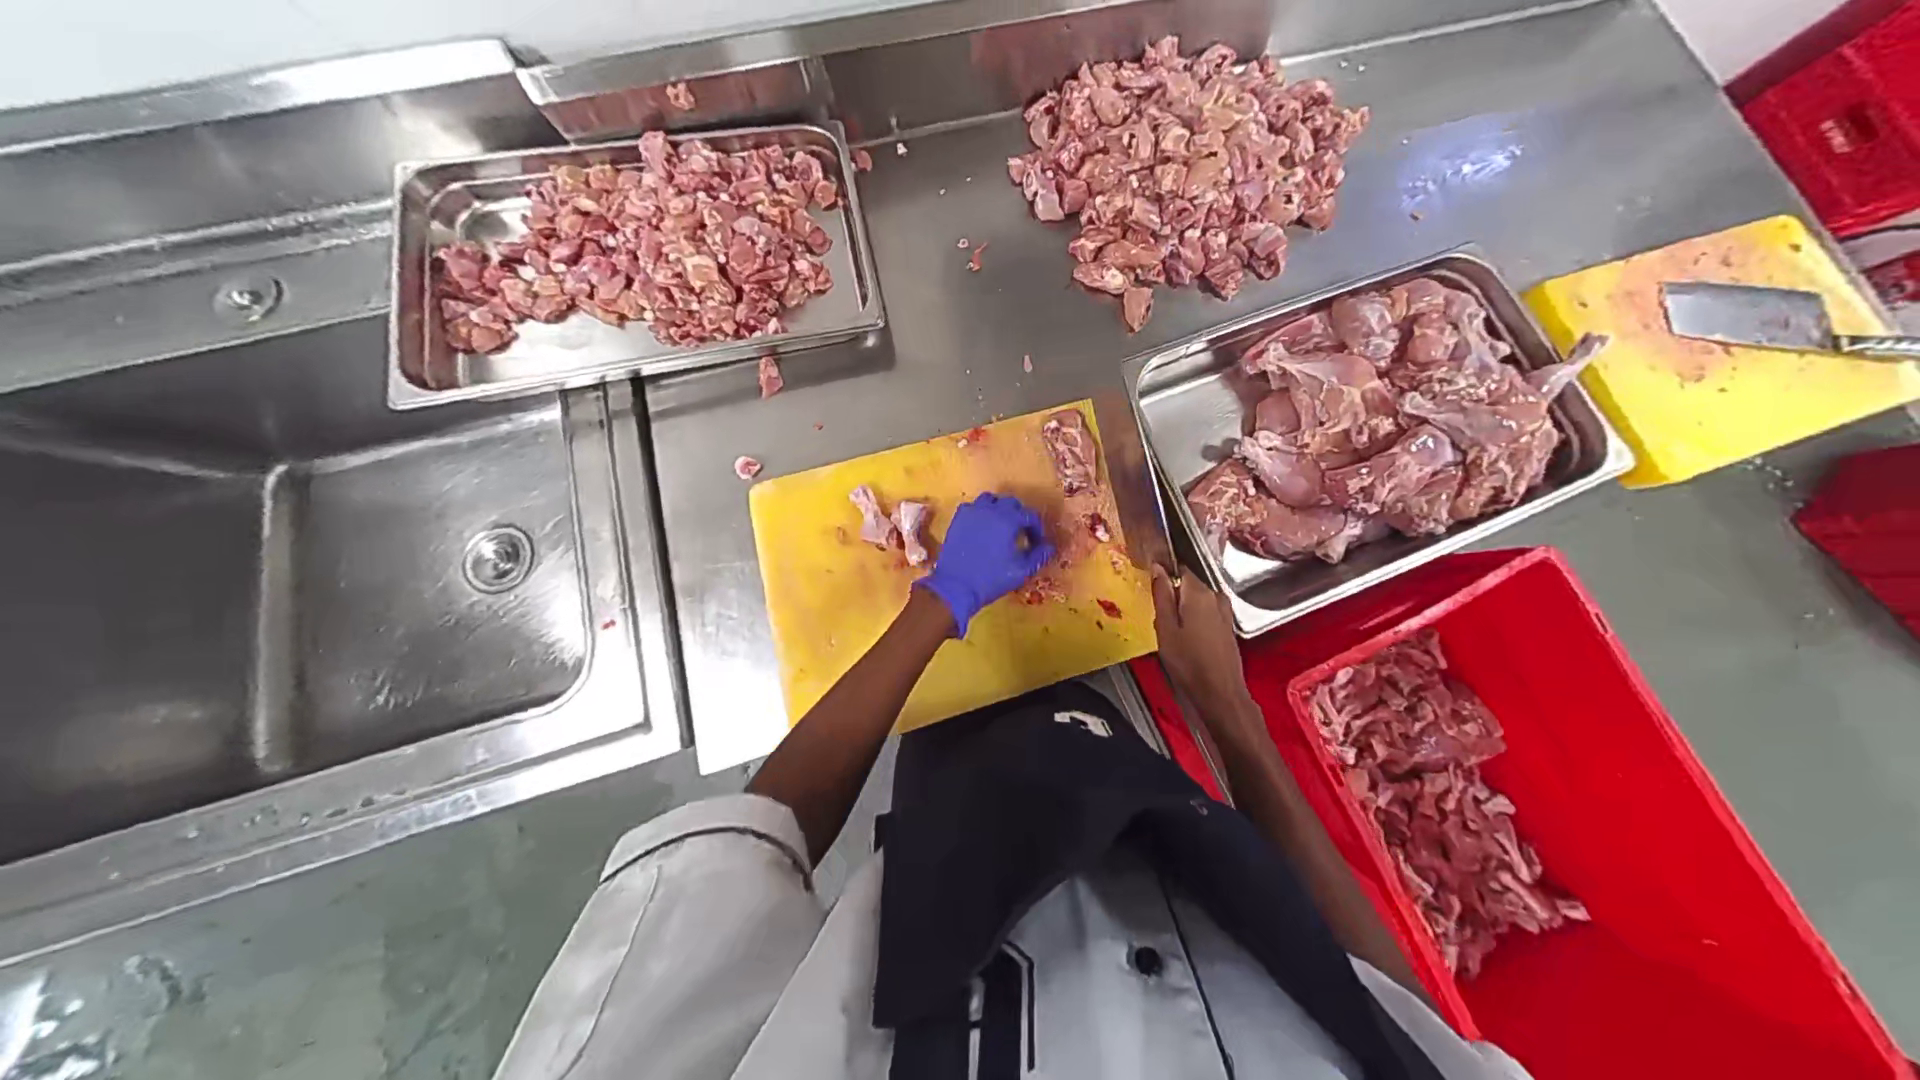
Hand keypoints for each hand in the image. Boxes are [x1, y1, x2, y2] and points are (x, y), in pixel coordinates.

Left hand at [919, 493, 1053, 635]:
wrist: (956, 586)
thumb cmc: (991, 579)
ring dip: (999, 509)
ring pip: (990, 500)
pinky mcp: (957, 519)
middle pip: (1011, 502)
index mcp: (1009, 520)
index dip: (1036, 528)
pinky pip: (973, 507)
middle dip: (1019, 515)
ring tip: (1001, 527)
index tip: (1036, 542)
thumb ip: (1038, 556)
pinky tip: (982, 529)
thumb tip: (1049, 547)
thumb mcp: (1021, 571)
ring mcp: (971, 512)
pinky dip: (981, 513)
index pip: (1030, 515)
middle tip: (1021, 533)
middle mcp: (990, 510)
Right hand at [1150, 565, 1253, 717]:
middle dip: (1172, 596)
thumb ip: (1161, 595)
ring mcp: (1224, 611)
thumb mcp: (1165, 627)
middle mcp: (1215, 596)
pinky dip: (1194, 620)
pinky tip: (1186, 639)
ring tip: (1171, 633)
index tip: (1151, 591)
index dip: (1163, 576)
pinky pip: (1206, 612)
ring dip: (1183, 610)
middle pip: (1188, 584)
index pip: (1179, 568)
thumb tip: (1158, 568)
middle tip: (1159, 619)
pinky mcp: (1227, 626)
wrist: (1219, 692)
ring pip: (1196, 600)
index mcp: (1198, 592)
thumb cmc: (1188, 662)